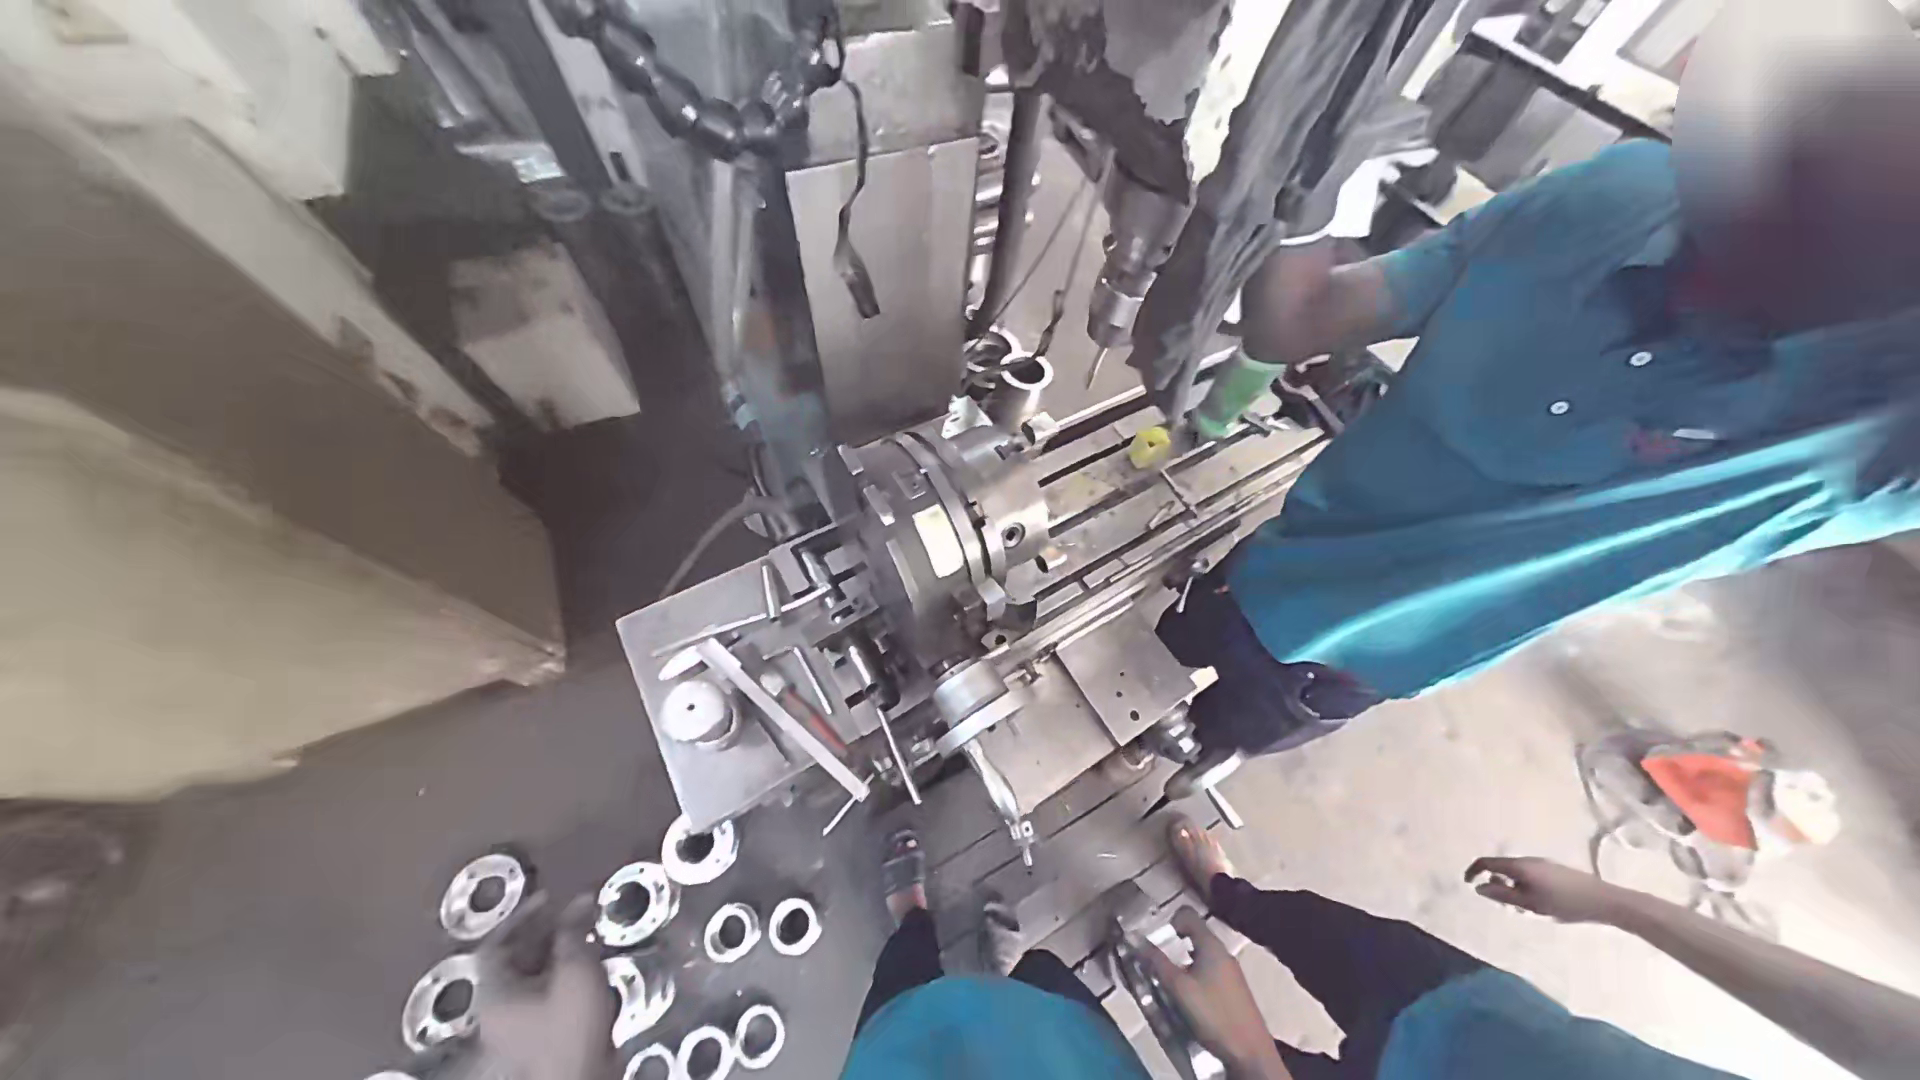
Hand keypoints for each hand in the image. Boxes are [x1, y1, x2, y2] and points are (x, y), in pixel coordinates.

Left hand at [474, 893, 613, 1079]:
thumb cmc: (570, 1027)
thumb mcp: (575, 968)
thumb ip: (574, 931)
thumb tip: (580, 900)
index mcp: (495, 995)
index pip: (497, 945)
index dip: (523, 916)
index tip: (551, 898)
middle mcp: (498, 1012)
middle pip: (515, 960)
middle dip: (547, 931)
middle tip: (577, 912)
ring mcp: (518, 1028)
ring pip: (533, 976)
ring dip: (559, 950)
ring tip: (588, 933)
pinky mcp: (540, 1037)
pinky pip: (546, 992)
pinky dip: (565, 971)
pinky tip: (589, 965)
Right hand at [1142, 907, 1290, 1078]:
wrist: (1253, 1057)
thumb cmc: (1214, 1015)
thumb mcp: (1179, 989)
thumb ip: (1156, 962)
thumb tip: (1132, 937)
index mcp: (1211, 945)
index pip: (1188, 914)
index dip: (1170, 921)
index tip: (1160, 941)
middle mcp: (1223, 953)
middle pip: (1194, 935)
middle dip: (1174, 946)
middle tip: (1160, 965)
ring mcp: (1232, 972)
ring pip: (1202, 955)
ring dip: (1184, 964)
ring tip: (1172, 984)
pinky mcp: (1236, 991)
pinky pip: (1211, 972)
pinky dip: (1196, 978)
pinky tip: (1192, 1001)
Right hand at [1465, 856, 1632, 923]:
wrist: (1608, 902)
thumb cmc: (1565, 903)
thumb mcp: (1530, 903)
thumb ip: (1502, 895)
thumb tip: (1479, 888)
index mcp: (1518, 865)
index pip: (1486, 863)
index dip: (1473, 871)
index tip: (1469, 883)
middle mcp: (1527, 860)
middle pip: (1502, 868)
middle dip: (1498, 884)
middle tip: (1507, 904)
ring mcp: (1543, 864)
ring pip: (1518, 873)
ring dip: (1514, 887)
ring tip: (1528, 907)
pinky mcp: (1556, 871)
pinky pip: (1531, 875)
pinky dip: (1527, 886)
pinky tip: (1543, 902)